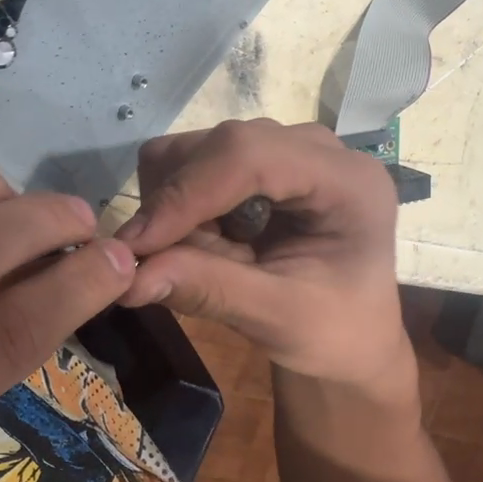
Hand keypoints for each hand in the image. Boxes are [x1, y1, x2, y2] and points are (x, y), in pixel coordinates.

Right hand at [114, 118, 406, 387]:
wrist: (350, 336)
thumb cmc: (335, 333)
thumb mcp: (282, 322)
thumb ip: (211, 291)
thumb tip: (132, 279)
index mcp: (346, 180)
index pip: (249, 155)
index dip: (187, 193)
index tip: (138, 245)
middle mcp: (312, 147)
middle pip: (214, 147)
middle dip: (179, 207)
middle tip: (165, 266)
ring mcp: (275, 145)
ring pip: (187, 151)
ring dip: (173, 208)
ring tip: (201, 259)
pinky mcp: (244, 155)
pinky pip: (181, 161)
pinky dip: (172, 204)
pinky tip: (202, 240)